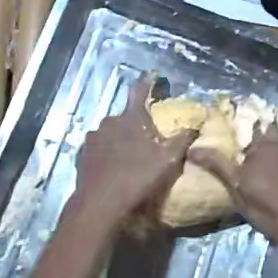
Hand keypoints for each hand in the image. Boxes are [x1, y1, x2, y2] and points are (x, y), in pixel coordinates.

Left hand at [71, 76, 197, 229]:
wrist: (100, 203)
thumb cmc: (138, 178)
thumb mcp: (168, 160)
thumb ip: (183, 140)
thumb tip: (195, 125)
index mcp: (131, 118)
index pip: (141, 90)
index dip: (149, 81)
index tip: (153, 74)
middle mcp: (109, 121)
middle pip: (127, 116)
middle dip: (137, 123)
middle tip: (148, 139)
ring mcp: (93, 136)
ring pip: (112, 132)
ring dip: (121, 139)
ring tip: (131, 157)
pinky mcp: (82, 152)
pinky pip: (100, 146)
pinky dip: (108, 151)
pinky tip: (114, 167)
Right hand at [191, 129, 277, 249]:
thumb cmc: (267, 208)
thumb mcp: (236, 188)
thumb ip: (216, 164)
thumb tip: (192, 148)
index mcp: (259, 143)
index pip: (242, 123)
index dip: (231, 123)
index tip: (220, 125)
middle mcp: (277, 140)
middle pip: (258, 128)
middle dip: (247, 131)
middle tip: (235, 143)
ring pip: (273, 137)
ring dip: (263, 139)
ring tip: (252, 152)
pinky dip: (277, 148)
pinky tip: (270, 162)